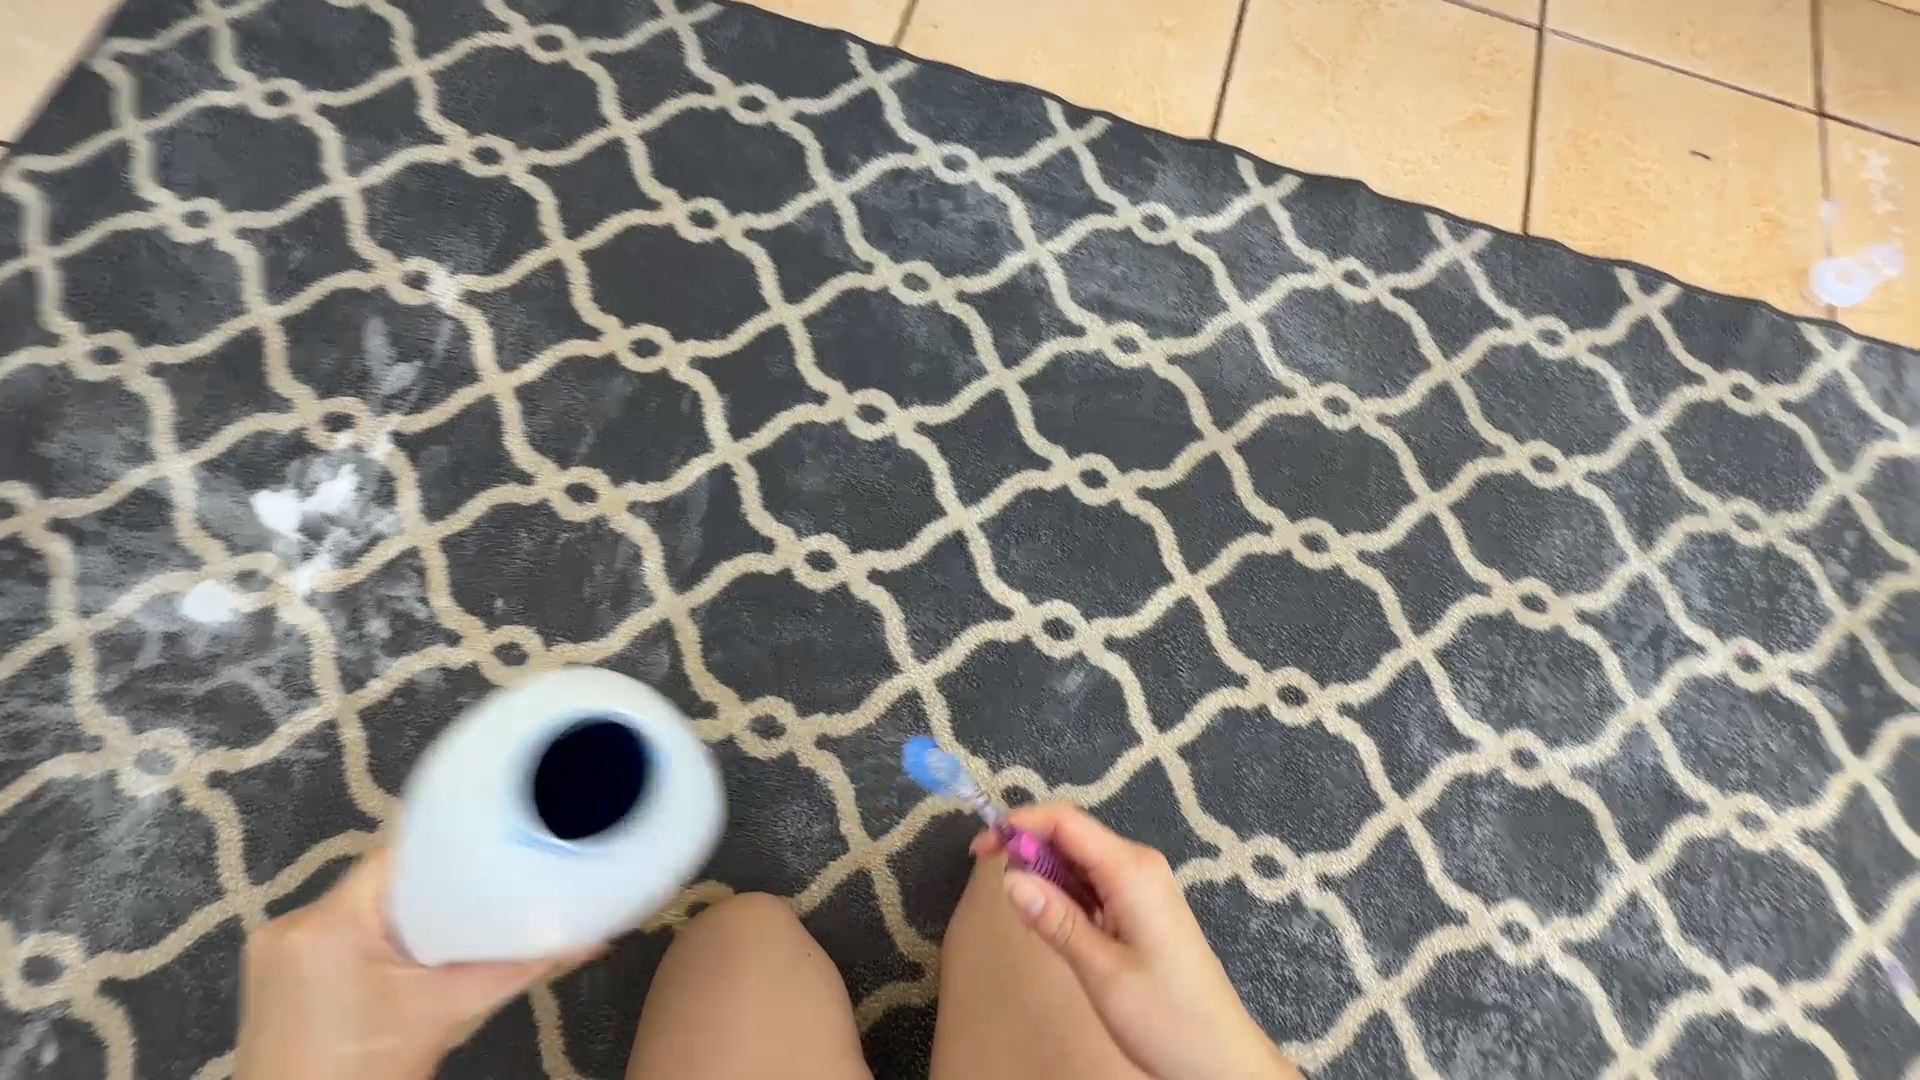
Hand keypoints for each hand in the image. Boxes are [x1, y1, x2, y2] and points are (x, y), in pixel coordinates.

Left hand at [234, 849, 595, 1079]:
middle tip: (492, 883)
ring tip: (462, 911)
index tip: (500, 851)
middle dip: (437, 882)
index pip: (403, 856)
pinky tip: (417, 943)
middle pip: (385, 877)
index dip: (454, 849)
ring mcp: (274, 946)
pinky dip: (381, 929)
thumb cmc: (369, 1074)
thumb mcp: (450, 1009)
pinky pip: (341, 925)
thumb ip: (519, 963)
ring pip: (364, 900)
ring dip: (409, 906)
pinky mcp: (274, 969)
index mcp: (328, 924)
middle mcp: (292, 922)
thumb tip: (592, 938)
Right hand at [972, 804, 1301, 1079]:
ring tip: (1028, 916)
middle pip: (1070, 835)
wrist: (1223, 1061)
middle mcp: (1137, 864)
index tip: (980, 847)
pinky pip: (1092, 883)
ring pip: (1078, 860)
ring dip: (1045, 876)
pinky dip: (1065, 894)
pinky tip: (1053, 923)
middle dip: (1028, 850)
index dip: (1019, 824)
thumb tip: (1009, 879)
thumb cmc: (1167, 1017)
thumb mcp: (1102, 971)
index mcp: (1131, 869)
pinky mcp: (1140, 905)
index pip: (1065, 821)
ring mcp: (1141, 884)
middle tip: (996, 885)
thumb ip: (1055, 919)